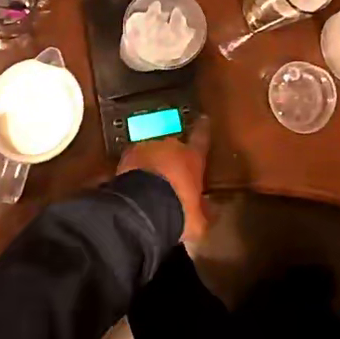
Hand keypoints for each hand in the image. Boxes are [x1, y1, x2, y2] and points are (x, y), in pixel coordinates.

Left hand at [117, 115, 211, 242]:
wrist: (142, 209)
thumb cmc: (178, 211)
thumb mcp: (198, 220)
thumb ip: (205, 212)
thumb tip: (212, 210)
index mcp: (192, 158)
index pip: (201, 139)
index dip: (203, 129)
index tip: (203, 118)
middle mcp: (171, 146)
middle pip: (173, 146)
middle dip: (172, 157)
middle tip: (170, 174)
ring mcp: (147, 148)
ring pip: (152, 151)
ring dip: (151, 162)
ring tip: (147, 183)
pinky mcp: (126, 156)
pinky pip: (133, 160)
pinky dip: (134, 169)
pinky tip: (132, 184)